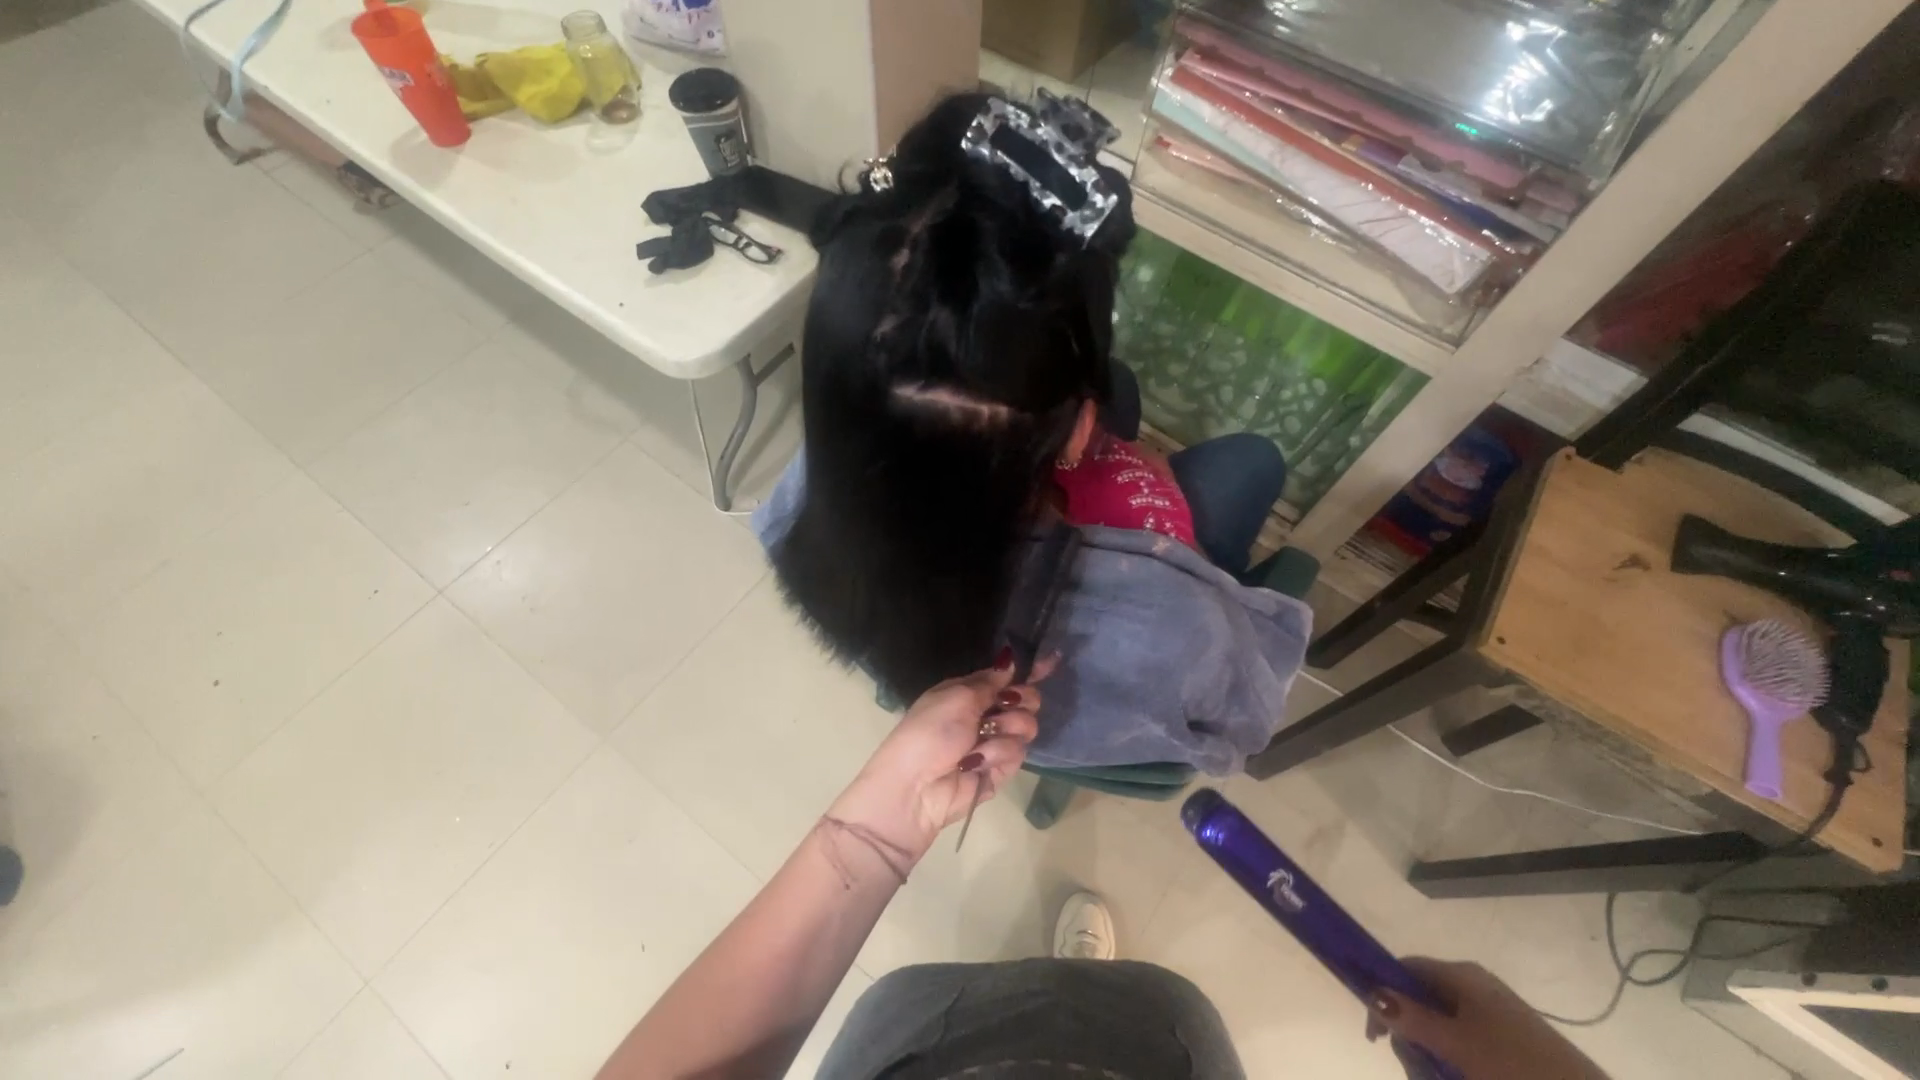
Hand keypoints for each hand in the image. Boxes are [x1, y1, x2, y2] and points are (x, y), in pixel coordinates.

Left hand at [826, 655, 1046, 860]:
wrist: (915, 788)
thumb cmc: (930, 732)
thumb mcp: (957, 696)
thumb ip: (989, 680)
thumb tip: (1011, 660)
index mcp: (968, 692)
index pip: (1006, 677)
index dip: (1028, 671)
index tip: (1050, 663)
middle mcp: (983, 714)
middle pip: (1025, 700)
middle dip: (1021, 701)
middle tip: (1003, 708)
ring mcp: (993, 742)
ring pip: (1026, 726)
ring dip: (1005, 731)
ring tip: (980, 742)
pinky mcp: (1000, 770)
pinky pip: (1017, 753)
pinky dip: (997, 755)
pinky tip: (977, 763)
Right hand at [1366, 958, 1607, 1079]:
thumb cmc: (1514, 1066)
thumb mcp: (1456, 1044)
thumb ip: (1411, 1018)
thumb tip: (1370, 992)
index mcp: (1462, 975)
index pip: (1405, 969)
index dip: (1383, 994)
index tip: (1377, 1036)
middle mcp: (1475, 986)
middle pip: (1422, 999)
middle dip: (1409, 1032)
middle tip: (1412, 1066)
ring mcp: (1494, 1013)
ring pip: (1442, 1025)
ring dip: (1430, 1052)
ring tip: (1436, 1079)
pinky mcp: (1509, 1040)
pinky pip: (1465, 1041)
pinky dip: (1453, 1059)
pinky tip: (1456, 1079)